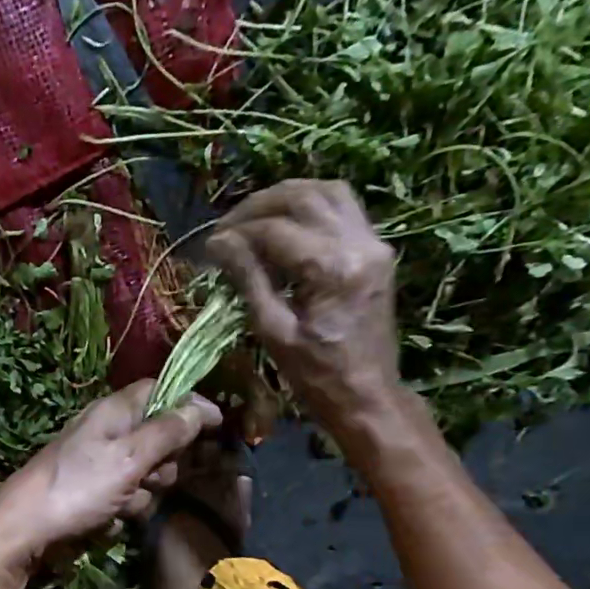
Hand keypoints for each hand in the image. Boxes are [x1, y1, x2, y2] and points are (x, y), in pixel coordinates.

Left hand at [0, 380, 220, 579]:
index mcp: (115, 410)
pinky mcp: (98, 489)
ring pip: (150, 469)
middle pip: (162, 434)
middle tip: (155, 476)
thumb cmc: (77, 488)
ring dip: (146, 489)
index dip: (192, 404)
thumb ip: (168, 432)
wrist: (24, 532)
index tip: (218, 425)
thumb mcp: (129, 458)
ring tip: (125, 501)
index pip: (164, 389)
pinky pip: (131, 493)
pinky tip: (110, 516)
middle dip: (166, 460)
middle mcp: (111, 429)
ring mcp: (103, 461)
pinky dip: (127, 506)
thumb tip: (201, 408)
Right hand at [206, 180, 401, 435]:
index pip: (275, 231)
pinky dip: (313, 205)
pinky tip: (289, 221)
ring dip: (287, 196)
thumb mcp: (274, 331)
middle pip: (302, 198)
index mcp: (333, 270)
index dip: (237, 233)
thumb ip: (248, 278)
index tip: (211, 245)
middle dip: (258, 206)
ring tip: (255, 216)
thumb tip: (219, 242)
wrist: (368, 396)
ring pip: (327, 192)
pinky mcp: (378, 250)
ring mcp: (374, 244)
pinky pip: (345, 208)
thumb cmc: (318, 376)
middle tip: (227, 226)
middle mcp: (360, 245)